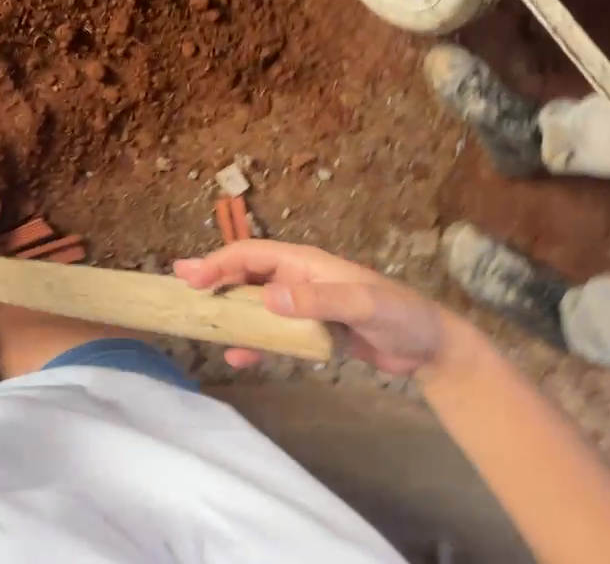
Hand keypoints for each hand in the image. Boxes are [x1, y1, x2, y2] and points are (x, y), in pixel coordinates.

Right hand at [174, 240, 474, 377]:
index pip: (251, 255)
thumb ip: (316, 299)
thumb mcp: (362, 303)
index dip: (219, 262)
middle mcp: (296, 278)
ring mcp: (301, 304)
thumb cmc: (399, 315)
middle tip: (180, 285)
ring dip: (228, 310)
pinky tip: (238, 355)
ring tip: (200, 320)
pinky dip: (253, 342)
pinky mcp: (308, 331)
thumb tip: (267, 298)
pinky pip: (271, 333)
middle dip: (213, 278)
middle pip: (245, 274)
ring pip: (253, 303)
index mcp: (304, 262)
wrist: (430, 349)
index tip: (192, 277)